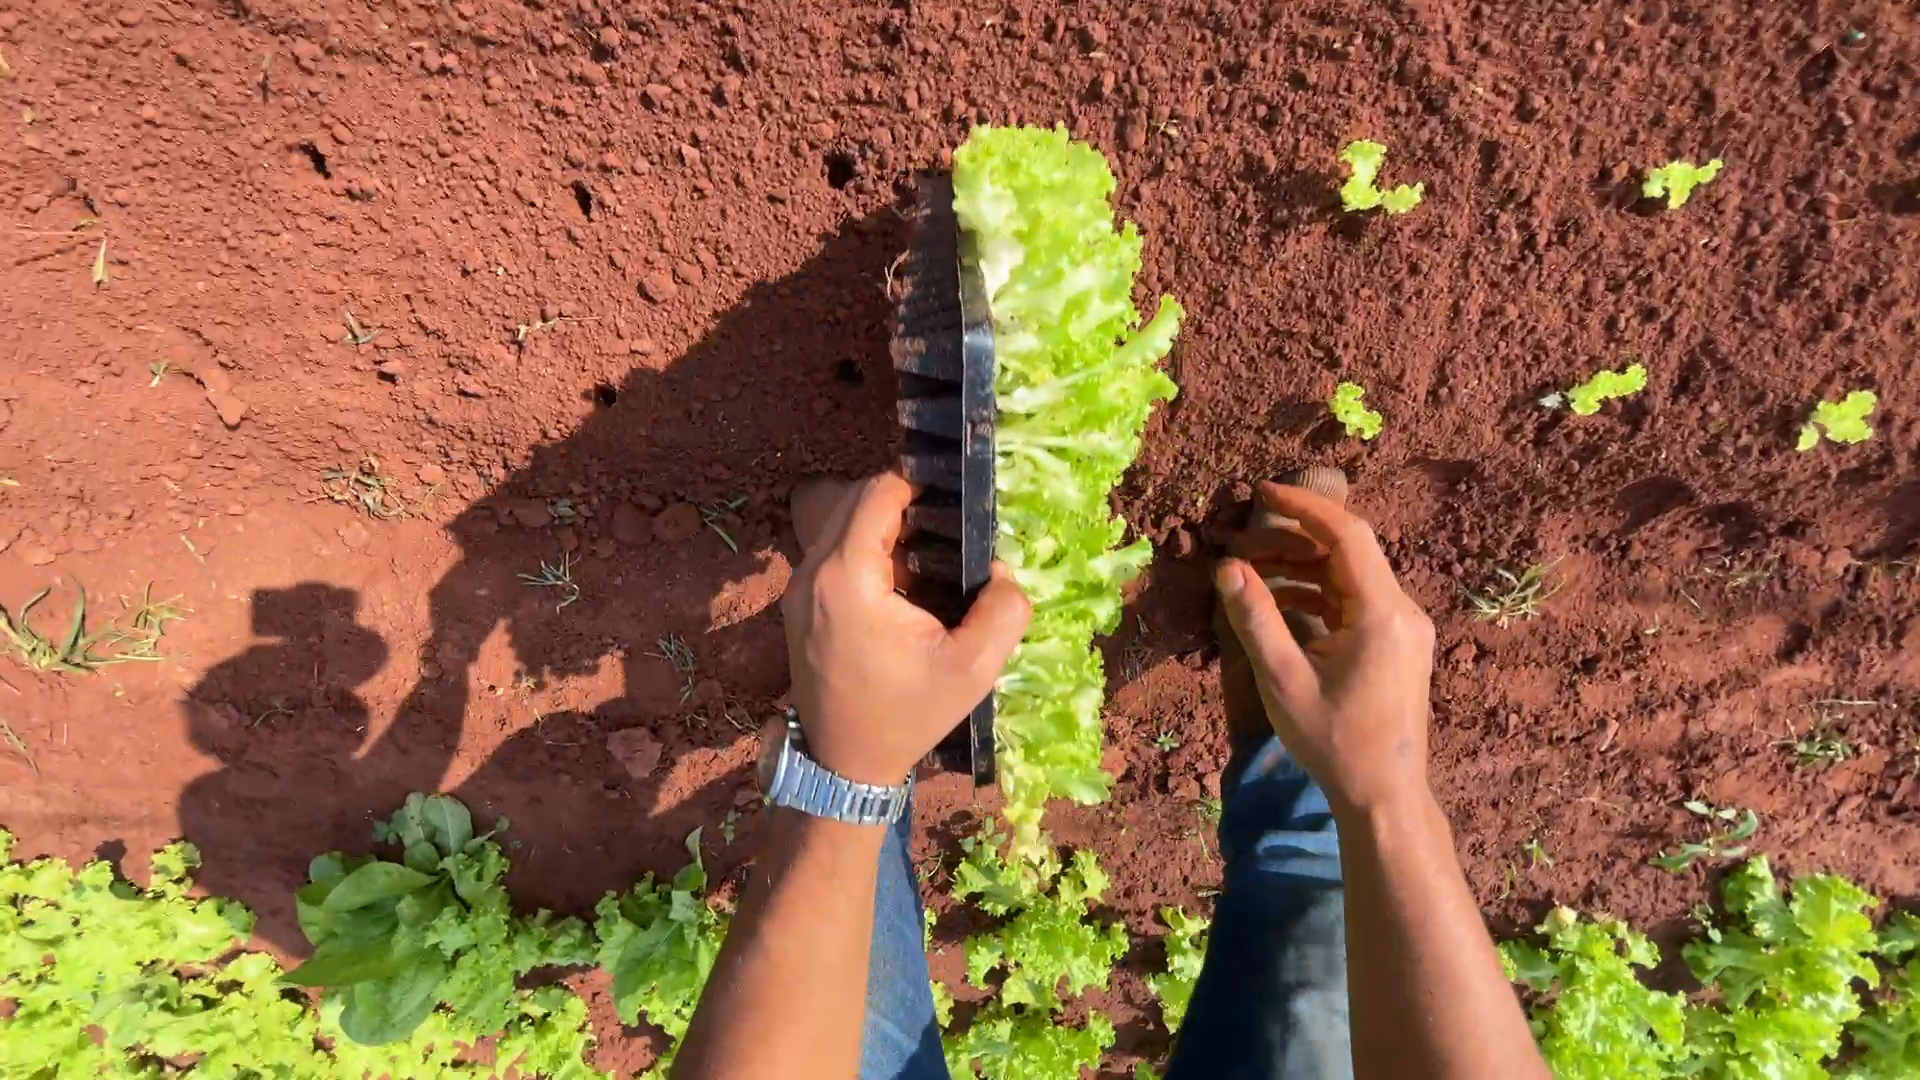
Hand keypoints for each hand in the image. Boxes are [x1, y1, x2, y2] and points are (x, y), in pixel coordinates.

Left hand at [782, 472, 1031, 785]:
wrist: (843, 767)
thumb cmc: (907, 716)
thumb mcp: (973, 670)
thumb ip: (1004, 611)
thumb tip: (1002, 569)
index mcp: (847, 579)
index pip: (877, 493)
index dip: (918, 484)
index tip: (955, 499)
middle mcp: (812, 573)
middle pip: (855, 501)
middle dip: (903, 501)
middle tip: (949, 525)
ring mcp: (798, 589)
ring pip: (841, 524)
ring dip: (883, 525)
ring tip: (930, 552)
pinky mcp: (797, 605)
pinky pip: (833, 553)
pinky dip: (866, 549)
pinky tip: (901, 581)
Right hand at [1214, 481, 1435, 819]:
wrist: (1382, 795)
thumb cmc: (1332, 739)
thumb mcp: (1282, 677)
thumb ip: (1254, 617)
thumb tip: (1226, 566)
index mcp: (1383, 613)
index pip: (1348, 535)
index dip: (1304, 506)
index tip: (1261, 491)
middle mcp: (1402, 611)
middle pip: (1346, 551)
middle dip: (1289, 539)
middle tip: (1237, 545)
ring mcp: (1402, 627)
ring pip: (1346, 575)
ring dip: (1296, 568)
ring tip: (1246, 576)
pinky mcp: (1394, 643)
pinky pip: (1350, 600)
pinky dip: (1311, 594)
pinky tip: (1275, 607)